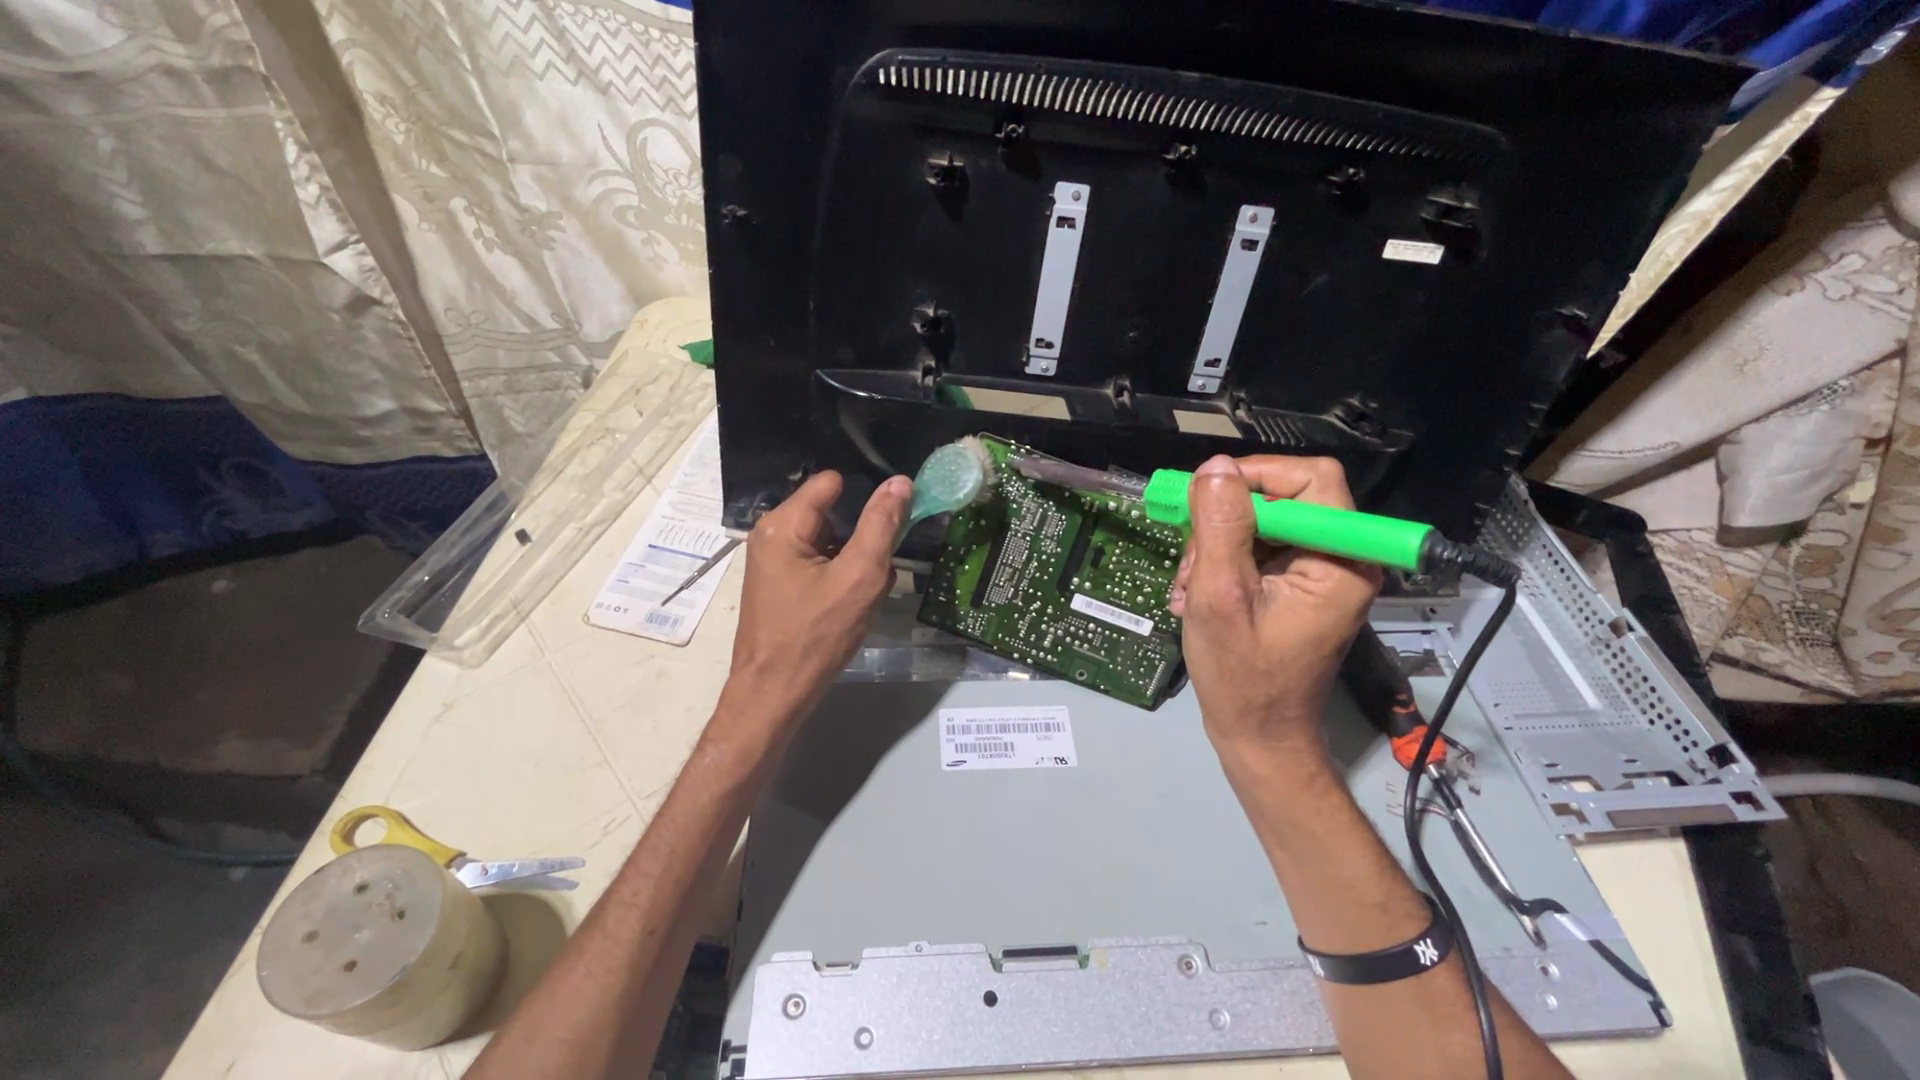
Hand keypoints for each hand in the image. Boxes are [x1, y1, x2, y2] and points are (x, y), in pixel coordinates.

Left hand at [724, 471, 910, 723]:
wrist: (774, 693)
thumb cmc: (815, 635)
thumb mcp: (858, 577)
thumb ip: (881, 525)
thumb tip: (900, 482)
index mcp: (783, 524)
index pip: (832, 482)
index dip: (866, 494)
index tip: (893, 519)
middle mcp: (772, 534)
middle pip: (833, 512)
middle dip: (863, 536)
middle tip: (879, 567)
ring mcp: (774, 561)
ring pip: (831, 542)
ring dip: (856, 560)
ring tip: (867, 591)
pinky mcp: (781, 585)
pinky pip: (820, 564)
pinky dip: (841, 577)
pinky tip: (854, 604)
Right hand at [1170, 455, 1381, 757]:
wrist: (1258, 736)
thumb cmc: (1242, 677)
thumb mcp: (1221, 597)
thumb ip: (1220, 528)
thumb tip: (1215, 467)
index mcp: (1340, 561)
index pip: (1311, 480)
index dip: (1257, 476)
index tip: (1206, 497)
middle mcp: (1340, 559)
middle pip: (1282, 499)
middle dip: (1224, 522)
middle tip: (1190, 562)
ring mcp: (1319, 574)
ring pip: (1261, 524)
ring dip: (1214, 547)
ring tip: (1189, 589)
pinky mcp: (1298, 587)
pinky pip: (1257, 550)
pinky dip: (1221, 564)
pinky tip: (1196, 594)